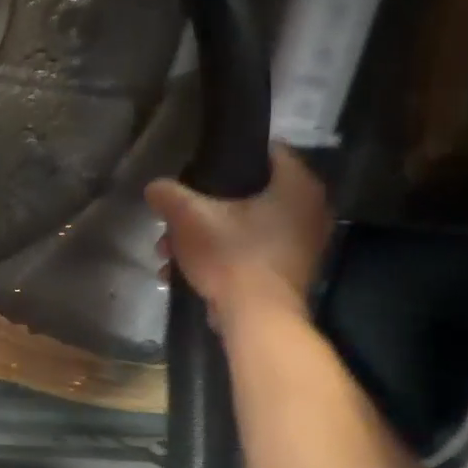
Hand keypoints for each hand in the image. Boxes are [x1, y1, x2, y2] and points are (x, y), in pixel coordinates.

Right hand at [146, 144, 332, 325]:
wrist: (257, 315)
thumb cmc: (231, 255)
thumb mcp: (188, 218)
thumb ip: (169, 195)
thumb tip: (156, 187)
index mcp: (296, 186)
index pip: (267, 151)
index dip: (229, 155)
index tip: (196, 168)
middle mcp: (310, 208)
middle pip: (247, 193)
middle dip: (202, 207)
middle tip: (173, 221)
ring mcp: (303, 241)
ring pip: (244, 224)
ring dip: (204, 235)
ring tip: (170, 253)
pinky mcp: (290, 268)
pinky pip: (250, 249)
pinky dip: (220, 255)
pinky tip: (186, 271)